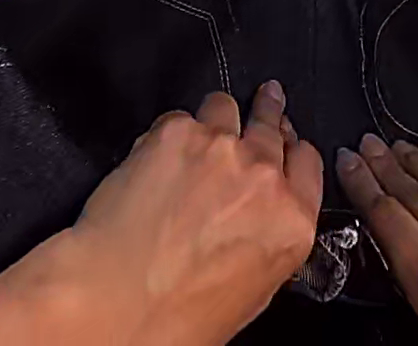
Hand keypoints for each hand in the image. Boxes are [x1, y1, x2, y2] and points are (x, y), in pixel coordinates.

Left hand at [51, 82, 324, 345]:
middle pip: (273, 124)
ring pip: (226, 107)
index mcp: (290, 221)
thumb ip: (266, 239)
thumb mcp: (247, 293)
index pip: (308, 161)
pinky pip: (181, 117)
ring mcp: (221, 146)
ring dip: (216, 119)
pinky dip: (171, 133)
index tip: (285, 140)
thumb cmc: (172, 320)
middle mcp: (263, 175)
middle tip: (268, 96)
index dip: (294, 148)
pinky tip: (157, 157)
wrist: (109, 306)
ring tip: (200, 133)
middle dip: (269, 110)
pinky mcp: (178, 131)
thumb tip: (258, 216)